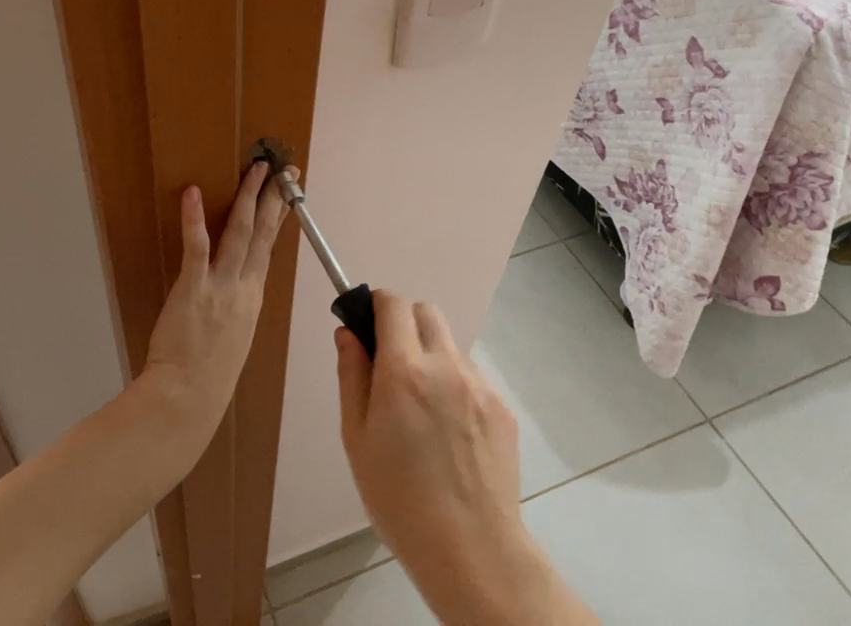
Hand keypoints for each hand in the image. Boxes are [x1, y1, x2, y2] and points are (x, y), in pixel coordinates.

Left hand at [141, 161, 291, 441]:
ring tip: (254, 169)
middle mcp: (244, 286)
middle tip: (281, 169)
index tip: (287, 193)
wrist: (190, 395)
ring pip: (240, 232)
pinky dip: (194, 218)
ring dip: (247, 196)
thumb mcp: (235, 335)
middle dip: (272, 197)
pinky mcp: (194, 287)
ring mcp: (221, 286)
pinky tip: (192, 191)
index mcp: (253, 297)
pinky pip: (197, 246)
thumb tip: (236, 289)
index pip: (269, 247)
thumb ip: (236, 307)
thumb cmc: (208, 373)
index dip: (279, 217)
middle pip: (262, 233)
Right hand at [337, 291, 596, 624]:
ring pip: (450, 346)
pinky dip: (455, 387)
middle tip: (391, 363)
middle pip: (426, 312)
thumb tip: (348, 333)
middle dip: (404, 322)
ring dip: (431, 357)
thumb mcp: (356, 437)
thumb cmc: (397, 497)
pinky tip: (450, 434)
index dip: (376, 305)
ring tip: (423, 412)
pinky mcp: (502, 408)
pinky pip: (472, 379)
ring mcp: (480, 385)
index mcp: (403, 370)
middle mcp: (445, 365)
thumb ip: (352, 375)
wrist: (470, 547)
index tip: (367, 324)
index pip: (393, 303)